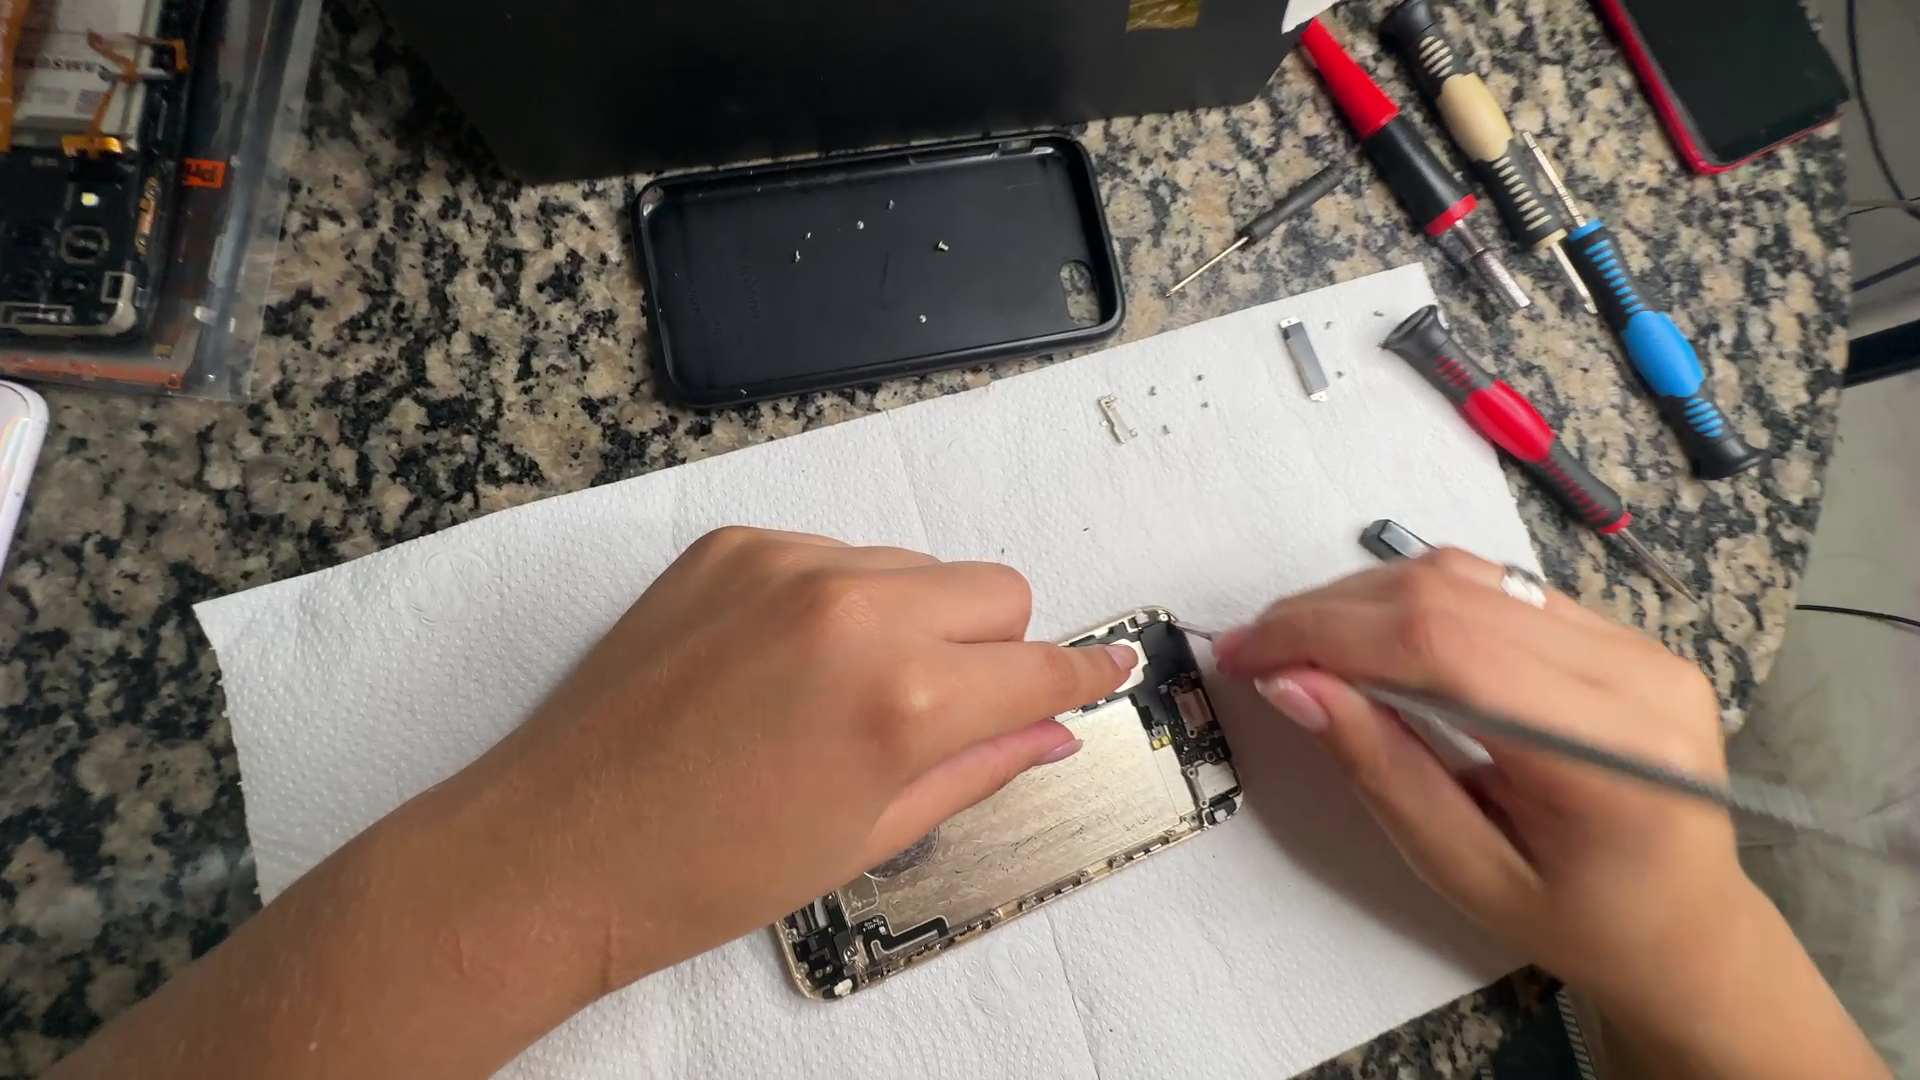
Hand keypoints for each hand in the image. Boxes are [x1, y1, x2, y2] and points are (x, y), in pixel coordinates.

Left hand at [49, 527, 1133, 1079]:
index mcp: (903, 700)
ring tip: (847, 682)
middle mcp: (857, 607)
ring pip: (917, 564)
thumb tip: (1056, 731)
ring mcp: (789, 560)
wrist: (551, 847)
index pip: (1041, 667)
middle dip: (996, 644)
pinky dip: (840, 597)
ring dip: (915, 617)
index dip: (1084, 674)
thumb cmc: (718, 869)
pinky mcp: (735, 542)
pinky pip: (836, 552)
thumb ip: (981, 767)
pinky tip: (785, 654)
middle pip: (997, 587)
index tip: (1108, 667)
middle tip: (946, 699)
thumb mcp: (870, 835)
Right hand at [1211, 550, 1886, 1077]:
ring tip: (1295, 641)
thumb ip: (1377, 767)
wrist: (1686, 921)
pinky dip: (1396, 596)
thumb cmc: (1572, 917)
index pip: (1440, 648)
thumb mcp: (1459, 868)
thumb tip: (1289, 683)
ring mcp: (1627, 638)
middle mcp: (1633, 673)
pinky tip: (1358, 631)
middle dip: (1322, 614)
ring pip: (1453, 574)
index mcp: (1612, 751)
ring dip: (1352, 598)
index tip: (1244, 655)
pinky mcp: (1605, 626)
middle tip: (1252, 648)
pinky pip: (1478, 580)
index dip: (1323, 635)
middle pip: (1441, 597)